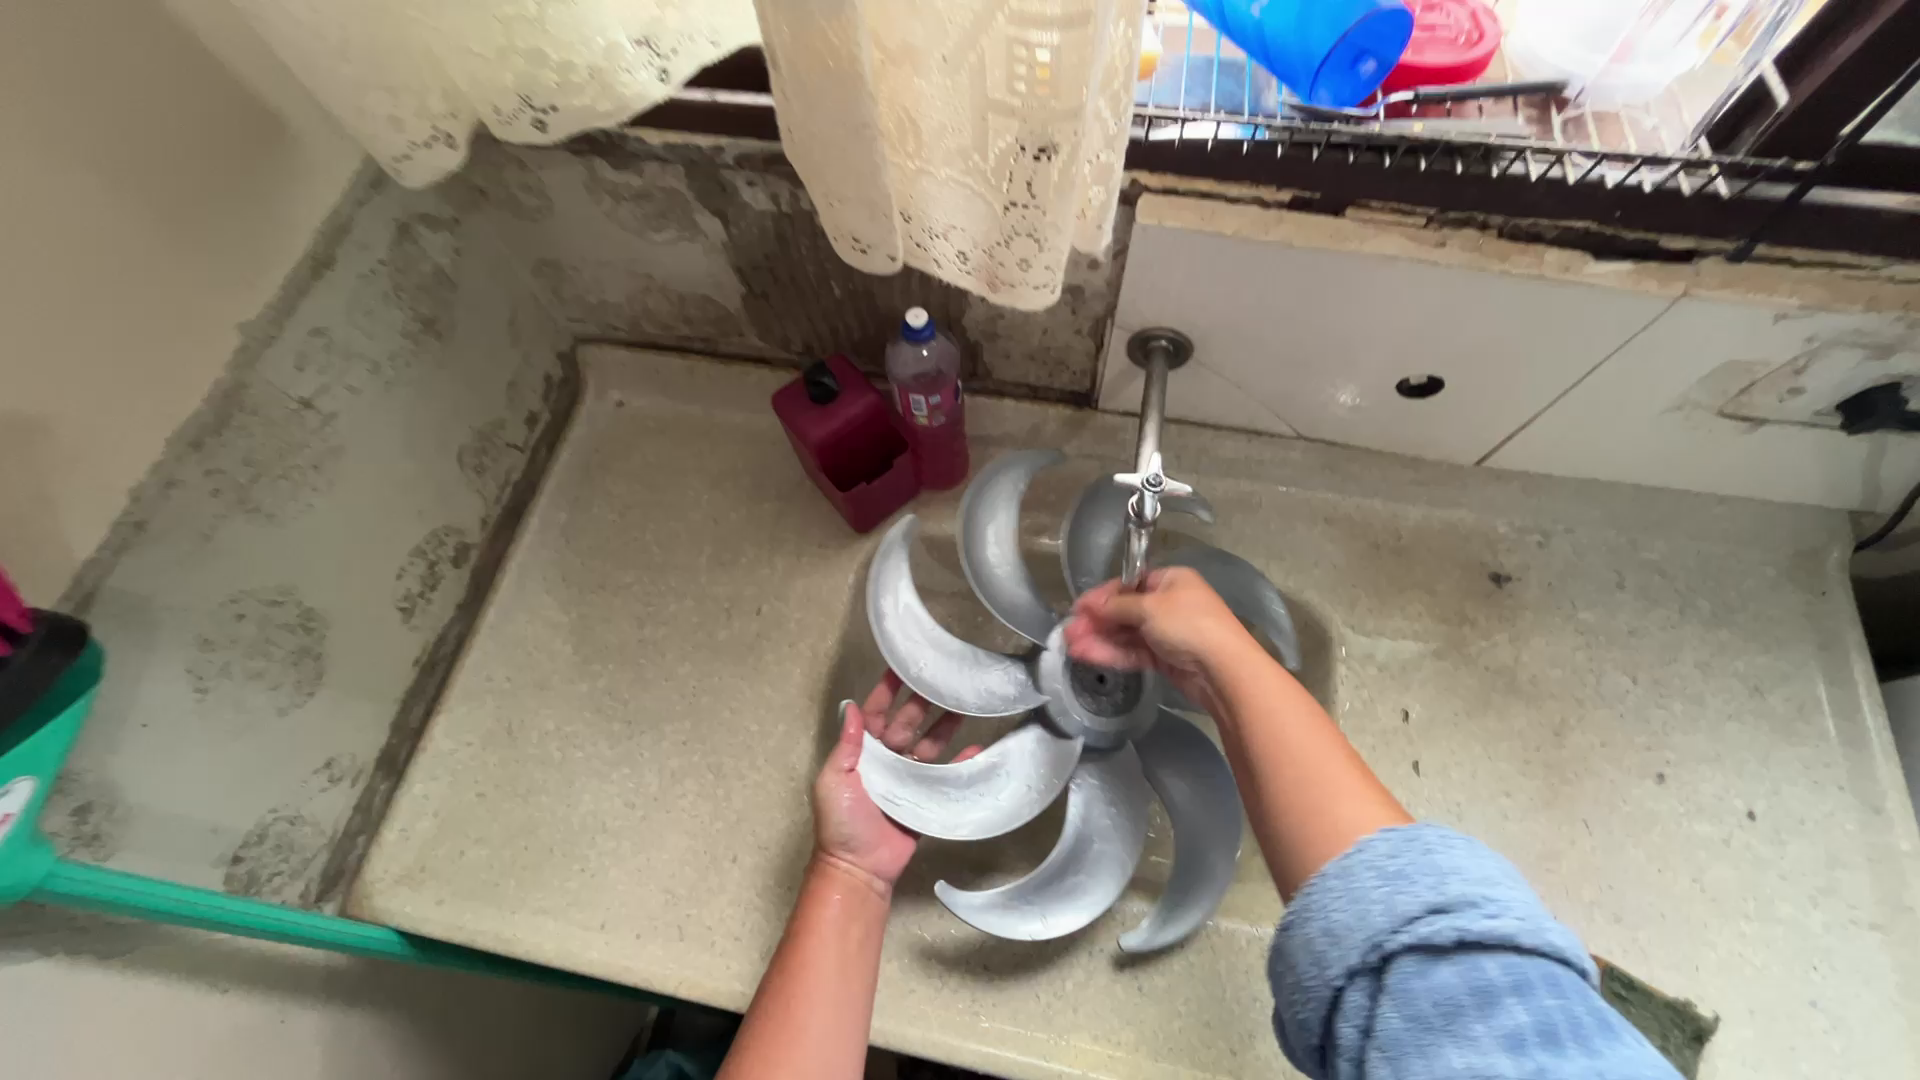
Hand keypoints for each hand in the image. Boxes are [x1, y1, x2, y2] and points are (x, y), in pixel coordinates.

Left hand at [812, 672, 973, 895]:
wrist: (860, 867)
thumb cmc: (842, 821)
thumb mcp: (834, 779)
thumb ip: (846, 744)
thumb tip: (851, 705)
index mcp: (862, 750)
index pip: (876, 712)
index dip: (887, 690)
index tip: (902, 666)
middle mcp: (886, 758)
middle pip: (908, 722)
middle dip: (923, 700)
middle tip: (944, 678)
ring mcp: (908, 776)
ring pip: (930, 742)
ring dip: (945, 723)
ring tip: (965, 703)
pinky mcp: (926, 796)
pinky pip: (946, 773)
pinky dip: (962, 761)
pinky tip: (977, 747)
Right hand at [1063, 568, 1260, 705]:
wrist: (1224, 670)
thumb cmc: (1188, 625)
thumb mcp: (1149, 607)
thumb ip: (1116, 606)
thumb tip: (1091, 606)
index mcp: (1170, 580)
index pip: (1128, 584)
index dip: (1102, 596)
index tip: (1078, 609)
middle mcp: (1168, 604)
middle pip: (1124, 610)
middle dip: (1096, 622)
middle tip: (1068, 633)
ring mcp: (1166, 632)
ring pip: (1126, 634)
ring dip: (1099, 639)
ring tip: (1071, 647)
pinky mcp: (1164, 658)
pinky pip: (1133, 651)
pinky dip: (1111, 652)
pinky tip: (1088, 655)